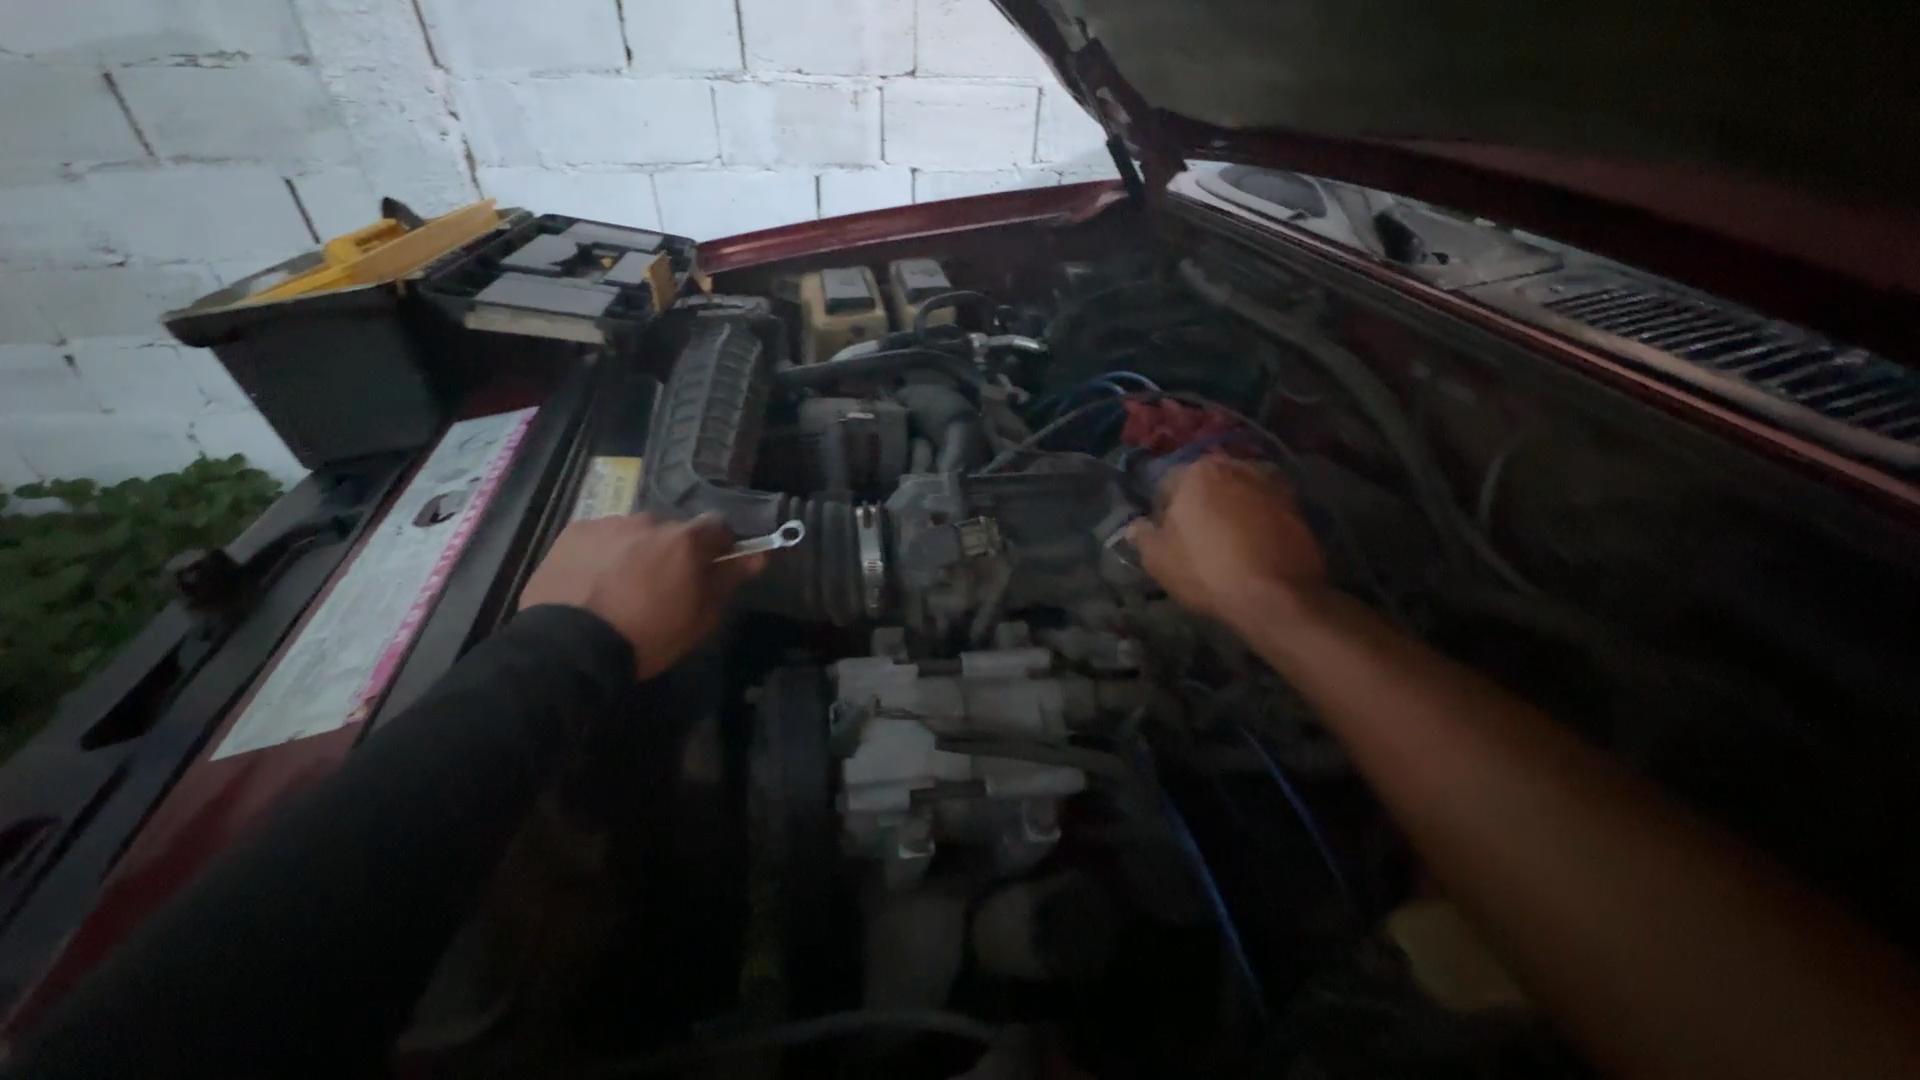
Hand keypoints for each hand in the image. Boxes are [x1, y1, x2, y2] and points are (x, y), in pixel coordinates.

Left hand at [518, 513, 763, 678]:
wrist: (569, 647)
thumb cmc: (647, 637)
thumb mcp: (699, 618)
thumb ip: (728, 580)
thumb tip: (758, 556)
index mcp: (686, 541)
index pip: (719, 526)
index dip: (719, 546)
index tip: (713, 568)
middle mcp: (650, 521)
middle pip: (673, 529)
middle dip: (673, 550)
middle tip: (662, 584)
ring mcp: (609, 523)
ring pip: (635, 532)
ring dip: (638, 550)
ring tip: (621, 585)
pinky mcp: (574, 531)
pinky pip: (602, 537)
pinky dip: (604, 553)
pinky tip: (594, 581)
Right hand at [1127, 456, 1325, 625]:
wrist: (1275, 596)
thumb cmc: (1207, 571)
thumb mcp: (1158, 560)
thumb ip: (1143, 536)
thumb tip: (1135, 525)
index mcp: (1197, 472)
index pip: (1168, 484)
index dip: (1163, 511)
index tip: (1166, 536)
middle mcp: (1236, 466)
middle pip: (1208, 483)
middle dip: (1201, 504)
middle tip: (1198, 538)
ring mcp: (1272, 484)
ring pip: (1239, 493)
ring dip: (1232, 509)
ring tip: (1230, 543)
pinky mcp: (1298, 506)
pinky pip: (1265, 509)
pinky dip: (1258, 521)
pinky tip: (1255, 548)